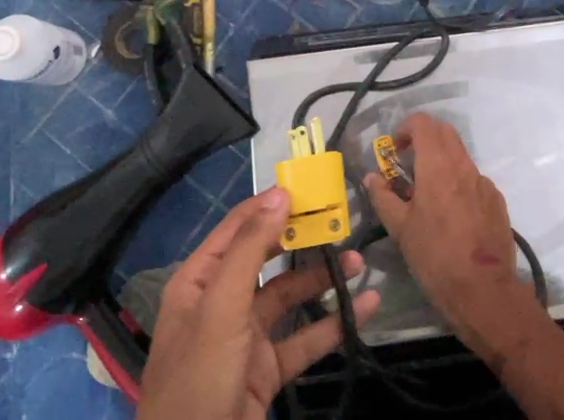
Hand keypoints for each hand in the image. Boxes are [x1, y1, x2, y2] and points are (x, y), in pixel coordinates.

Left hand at [136, 187, 381, 419]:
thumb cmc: (199, 377)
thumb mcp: (221, 308)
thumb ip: (249, 250)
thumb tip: (279, 194)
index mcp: (200, 280)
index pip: (238, 228)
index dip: (272, 205)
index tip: (312, 187)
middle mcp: (222, 302)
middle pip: (268, 259)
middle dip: (304, 241)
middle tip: (342, 223)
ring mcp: (245, 338)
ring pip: (290, 297)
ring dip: (323, 281)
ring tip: (359, 262)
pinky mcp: (266, 371)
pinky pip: (304, 339)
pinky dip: (333, 324)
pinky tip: (364, 308)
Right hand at [361, 113, 544, 365]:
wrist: (484, 290)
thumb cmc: (435, 257)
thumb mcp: (400, 229)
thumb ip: (383, 197)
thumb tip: (371, 177)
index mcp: (438, 167)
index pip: (424, 123)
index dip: (406, 128)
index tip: (395, 150)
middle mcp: (464, 167)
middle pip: (445, 133)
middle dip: (424, 139)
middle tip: (408, 166)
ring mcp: (484, 183)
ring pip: (461, 157)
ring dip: (442, 163)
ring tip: (428, 195)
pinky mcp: (496, 201)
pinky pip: (474, 180)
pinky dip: (458, 184)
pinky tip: (452, 216)